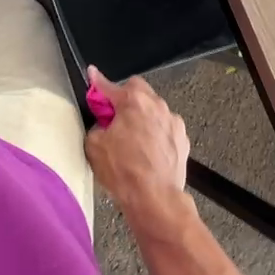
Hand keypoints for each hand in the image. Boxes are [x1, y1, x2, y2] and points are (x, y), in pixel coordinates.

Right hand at [85, 65, 195, 240]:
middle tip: (113, 115)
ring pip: (154, 108)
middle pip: (137, 89)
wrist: (155, 199)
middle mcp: (156, 106)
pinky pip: (165, 127)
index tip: (93, 76)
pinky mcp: (182, 139)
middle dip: (124, 97)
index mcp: (133, 102)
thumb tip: (100, 125)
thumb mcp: (94, 146)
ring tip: (131, 138)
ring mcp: (172, 122)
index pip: (109, 86)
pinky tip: (147, 150)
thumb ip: (95, 126)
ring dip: (142, 116)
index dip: (97, 81)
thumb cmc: (126, 172)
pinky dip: (156, 133)